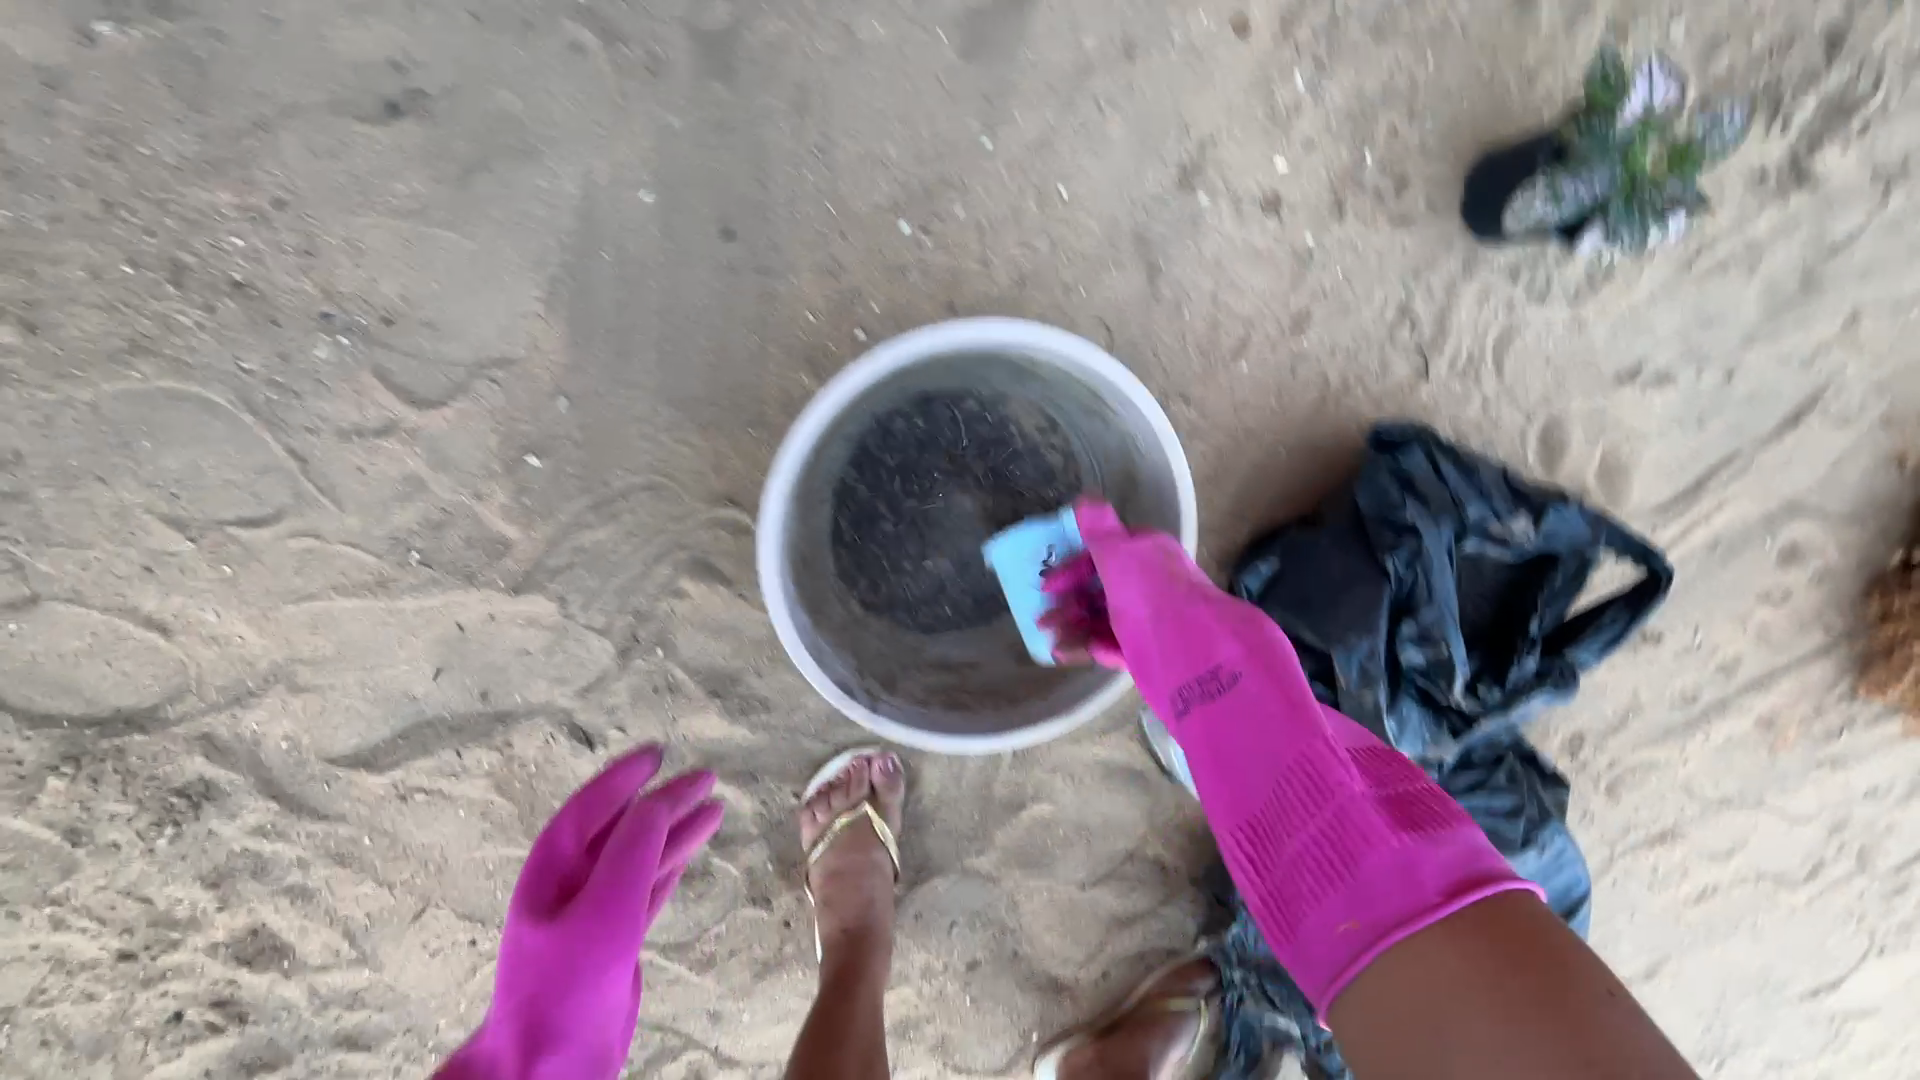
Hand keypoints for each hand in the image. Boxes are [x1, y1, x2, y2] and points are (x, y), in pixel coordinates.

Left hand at [436, 746, 724, 1079]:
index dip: (626, 777)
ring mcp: (595, 911)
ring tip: (715, 807)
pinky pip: (650, 885)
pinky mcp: (616, 939)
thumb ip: (634, 848)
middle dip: (663, 801)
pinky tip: (694, 849)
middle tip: (706, 778)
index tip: (660, 753)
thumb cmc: (568, 981)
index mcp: (554, 866)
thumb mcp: (605, 906)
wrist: (549, 1064)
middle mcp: (573, 881)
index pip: (593, 805)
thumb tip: (659, 801)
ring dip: (676, 830)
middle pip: (625, 827)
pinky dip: (673, 863)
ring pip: (643, 855)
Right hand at [1039, 498, 1216, 671]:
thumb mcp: (1119, 554)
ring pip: (1106, 618)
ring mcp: (1152, 618)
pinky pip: (1116, 644)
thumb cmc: (1149, 593)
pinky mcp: (1152, 649)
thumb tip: (1085, 498)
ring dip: (1075, 627)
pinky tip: (1069, 653)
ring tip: (1053, 641)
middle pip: (1102, 590)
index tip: (1047, 586)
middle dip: (1069, 603)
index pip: (1104, 554)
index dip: (1071, 569)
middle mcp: (1151, 584)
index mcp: (1146, 555)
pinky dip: (1092, 647)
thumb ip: (1099, 529)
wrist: (1191, 647)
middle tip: (1042, 620)